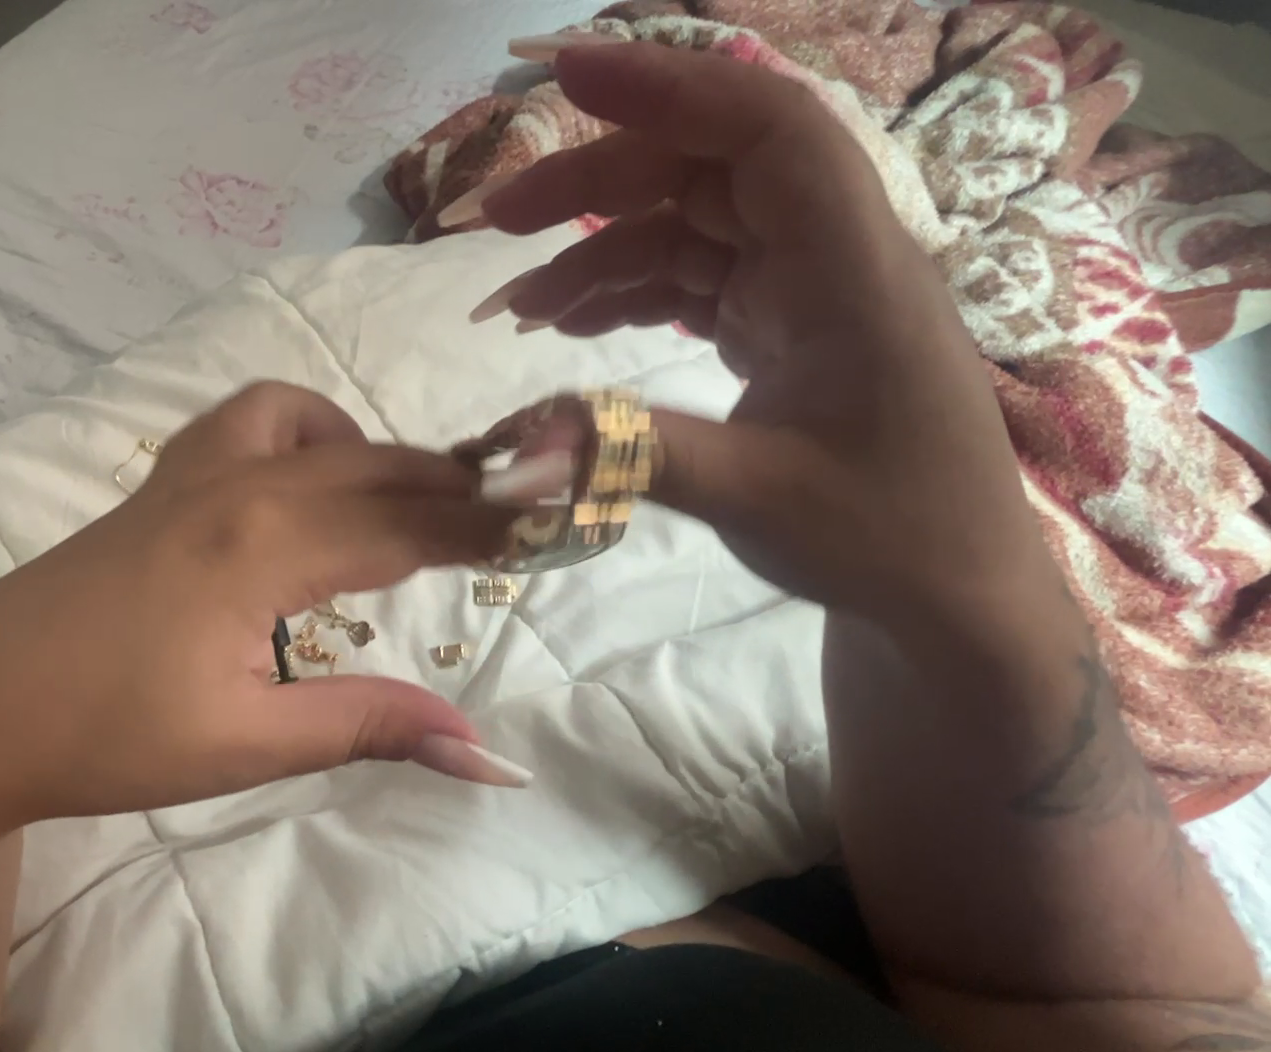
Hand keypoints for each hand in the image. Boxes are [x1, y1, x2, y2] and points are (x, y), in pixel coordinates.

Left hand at [0, 382, 526, 848]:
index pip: (411, 521)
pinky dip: (304, 434)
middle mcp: (238, 486)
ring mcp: (192, 474)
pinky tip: (307, 484)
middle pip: (378, 468)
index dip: (490, 521)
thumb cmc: (107, 736)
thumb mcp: (248, 742)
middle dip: (457, 487)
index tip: (559, 517)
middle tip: (519, 515)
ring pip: (318, 428)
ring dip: (380, 457)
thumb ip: (369, 726)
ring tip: (411, 508)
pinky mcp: (161, 484)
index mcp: (265, 546)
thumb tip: (486, 751)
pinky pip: (251, 423)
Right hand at [464, 44, 1060, 638]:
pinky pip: (690, 281)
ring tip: (520, 307)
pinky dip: (625, 293)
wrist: (943, 586)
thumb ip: (630, 458)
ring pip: (685, 230)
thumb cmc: (881, 534)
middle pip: (703, 172)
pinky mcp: (779, 325)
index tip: (563, 77)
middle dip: (593, 185)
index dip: (667, 90)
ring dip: (595, 254)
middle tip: (496, 222)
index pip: (765, 132)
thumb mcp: (753, 496)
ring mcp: (802, 290)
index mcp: (853, 269)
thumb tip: (510, 458)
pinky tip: (571, 323)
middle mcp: (830, 256)